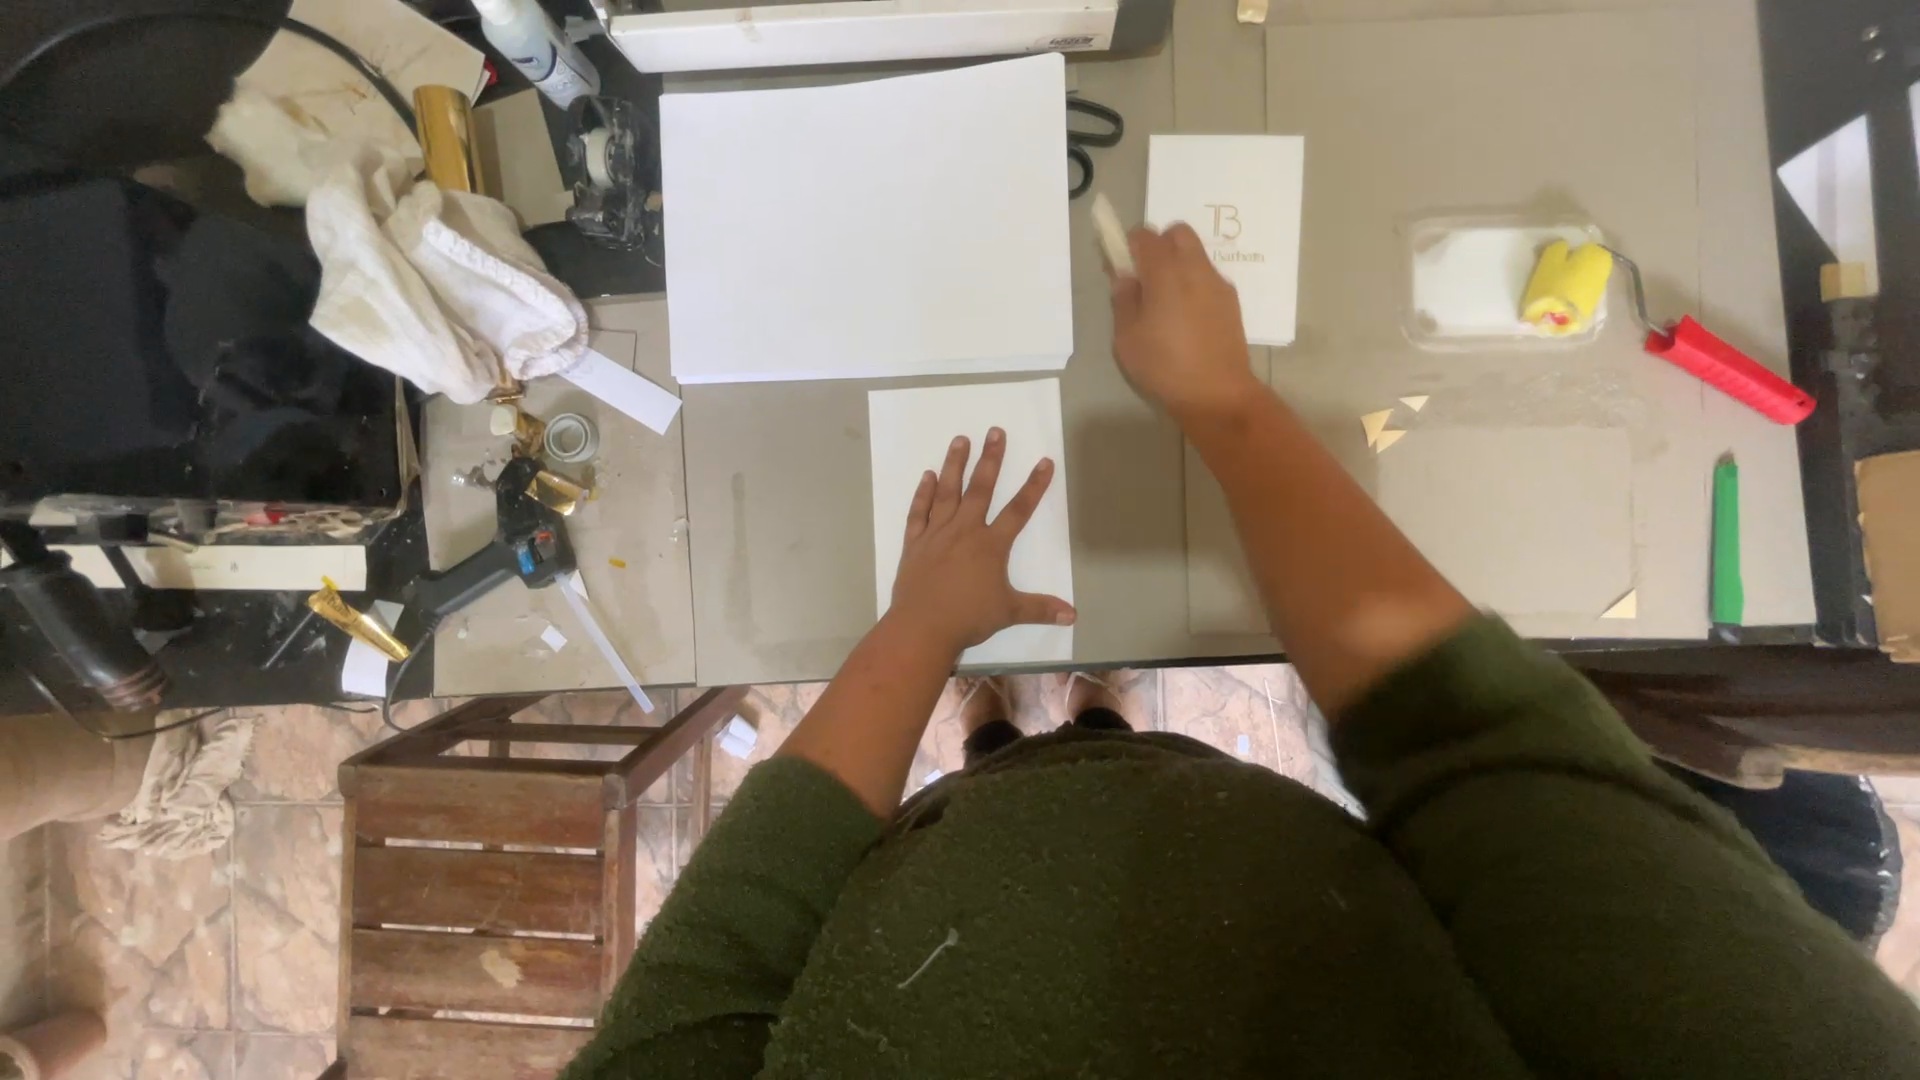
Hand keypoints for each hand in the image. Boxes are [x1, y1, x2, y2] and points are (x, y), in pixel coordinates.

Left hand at [889, 428, 1075, 653]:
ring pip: (947, 492)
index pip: (1018, 510)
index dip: (1034, 486)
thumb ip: (1040, 608)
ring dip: (954, 464)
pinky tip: (927, 475)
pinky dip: (923, 493)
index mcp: (990, 545)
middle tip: (995, 431)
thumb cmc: (968, 618)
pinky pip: (919, 512)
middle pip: (980, 488)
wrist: (921, 626)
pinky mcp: (914, 543)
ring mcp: (936, 534)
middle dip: (991, 459)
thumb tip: (1072, 614)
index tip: (1045, 462)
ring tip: (960, 440)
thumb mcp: (1009, 613)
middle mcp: (964, 531)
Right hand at [1109, 223, 1266, 423]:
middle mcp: (1195, 268)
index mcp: (1165, 273)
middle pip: (1177, 233)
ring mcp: (1217, 282)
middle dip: (1158, 245)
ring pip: (1195, 254)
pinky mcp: (1230, 300)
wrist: (1216, 392)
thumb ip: (1123, 301)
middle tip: (1145, 277)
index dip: (1128, 244)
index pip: (1145, 236)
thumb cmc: (1164, 366)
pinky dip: (1193, 283)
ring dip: (1177, 264)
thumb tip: (1125, 278)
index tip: (1120, 265)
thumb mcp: (1127, 338)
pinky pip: (1207, 277)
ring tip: (1165, 302)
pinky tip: (1186, 318)